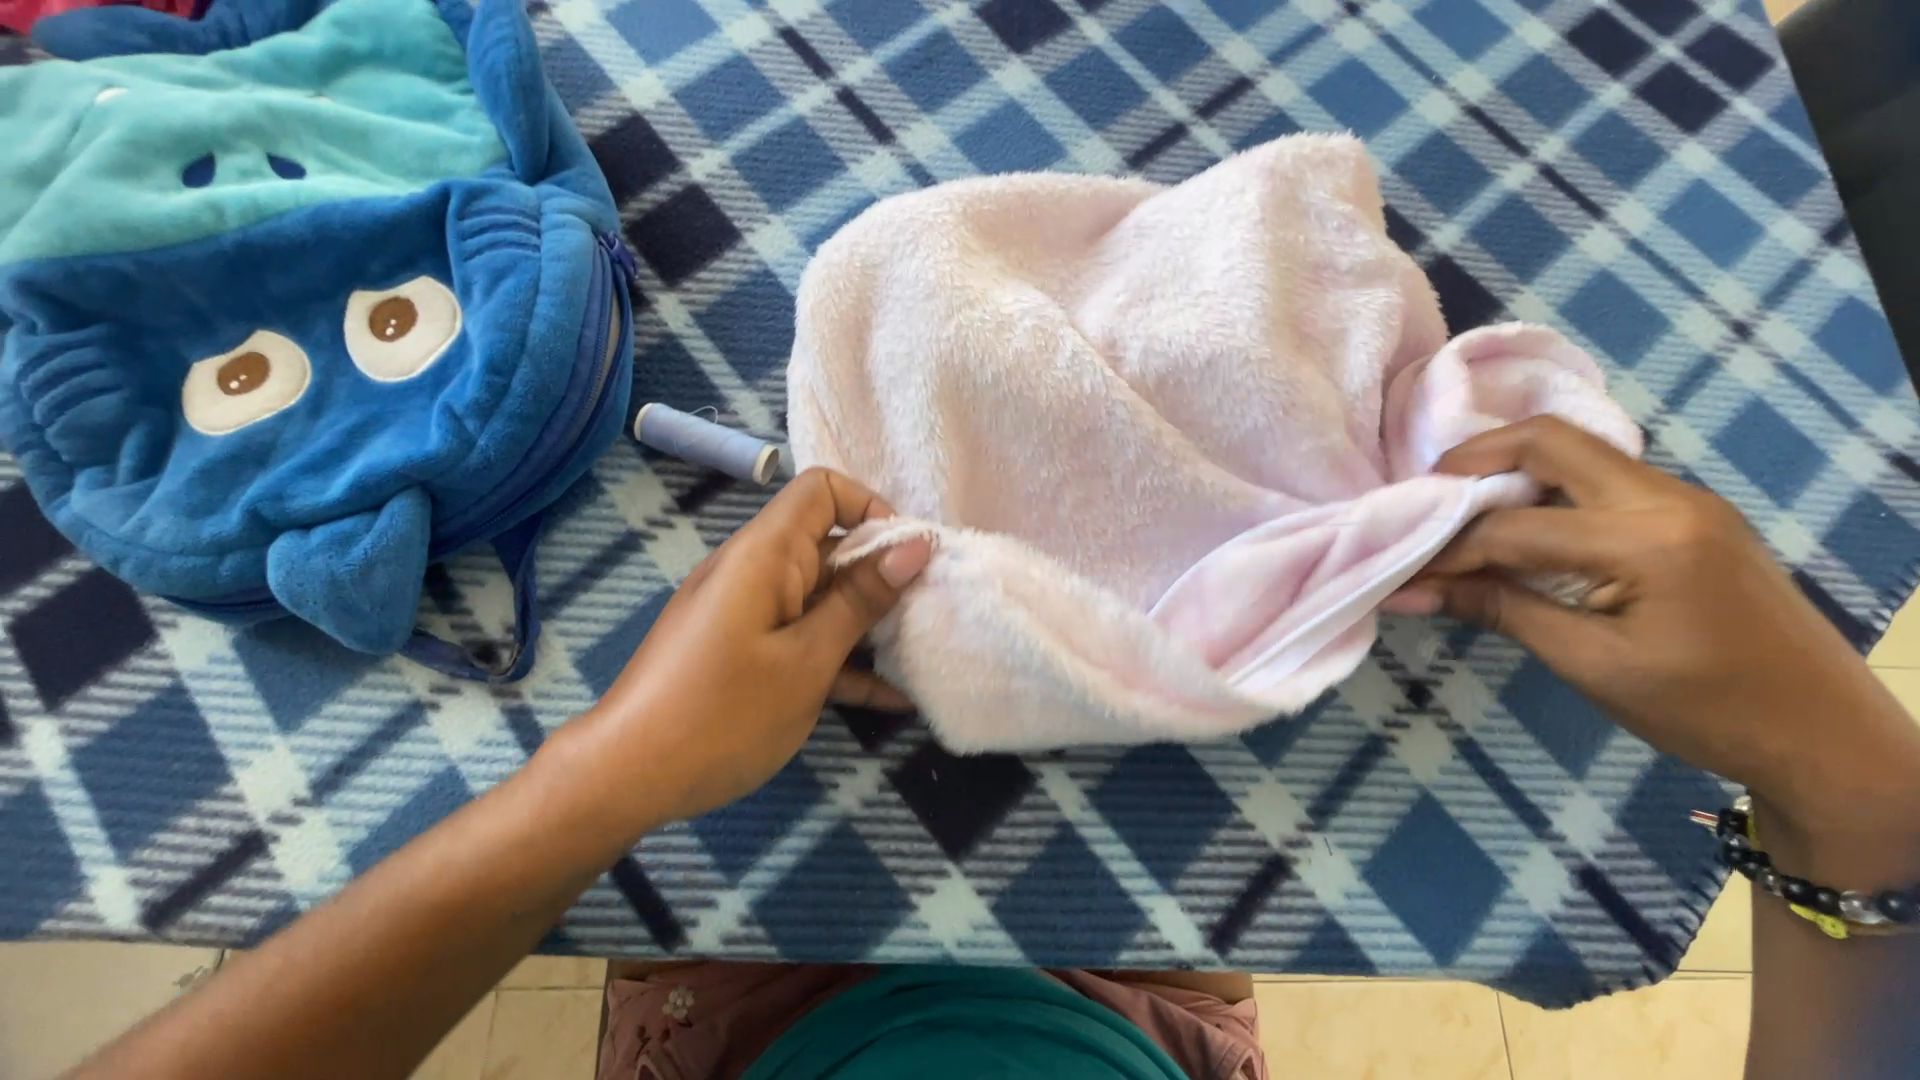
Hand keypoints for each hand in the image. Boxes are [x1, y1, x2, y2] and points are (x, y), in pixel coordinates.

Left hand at [552, 468, 931, 832]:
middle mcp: (755, 571)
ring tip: (921, 652)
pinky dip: (839, 658)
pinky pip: (800, 636)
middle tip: (931, 611)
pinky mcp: (744, 649)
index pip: (822, 491)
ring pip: (820, 596)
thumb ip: (861, 600)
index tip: (907, 557)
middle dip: (882, 573)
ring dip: (867, 622)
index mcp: (765, 554)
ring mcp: (748, 612)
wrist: (628, 777)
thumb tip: (914, 545)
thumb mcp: (807, 660)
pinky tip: (890, 697)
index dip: (871, 509)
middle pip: (828, 545)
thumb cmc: (724, 714)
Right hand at [1401, 417, 1919, 868]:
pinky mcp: (1687, 513)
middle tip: (1423, 499)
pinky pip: (1600, 478)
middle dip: (1474, 461)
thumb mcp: (1588, 662)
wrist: (1825, 734)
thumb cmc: (1703, 709)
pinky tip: (1517, 525)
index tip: (1403, 570)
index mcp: (1648, 539)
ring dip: (1509, 471)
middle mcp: (1669, 497)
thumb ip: (1497, 609)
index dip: (1449, 548)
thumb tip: (1407, 593)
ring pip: (1576, 452)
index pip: (1515, 526)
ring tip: (1458, 512)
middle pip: (1550, 441)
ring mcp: (1684, 499)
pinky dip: (1544, 490)